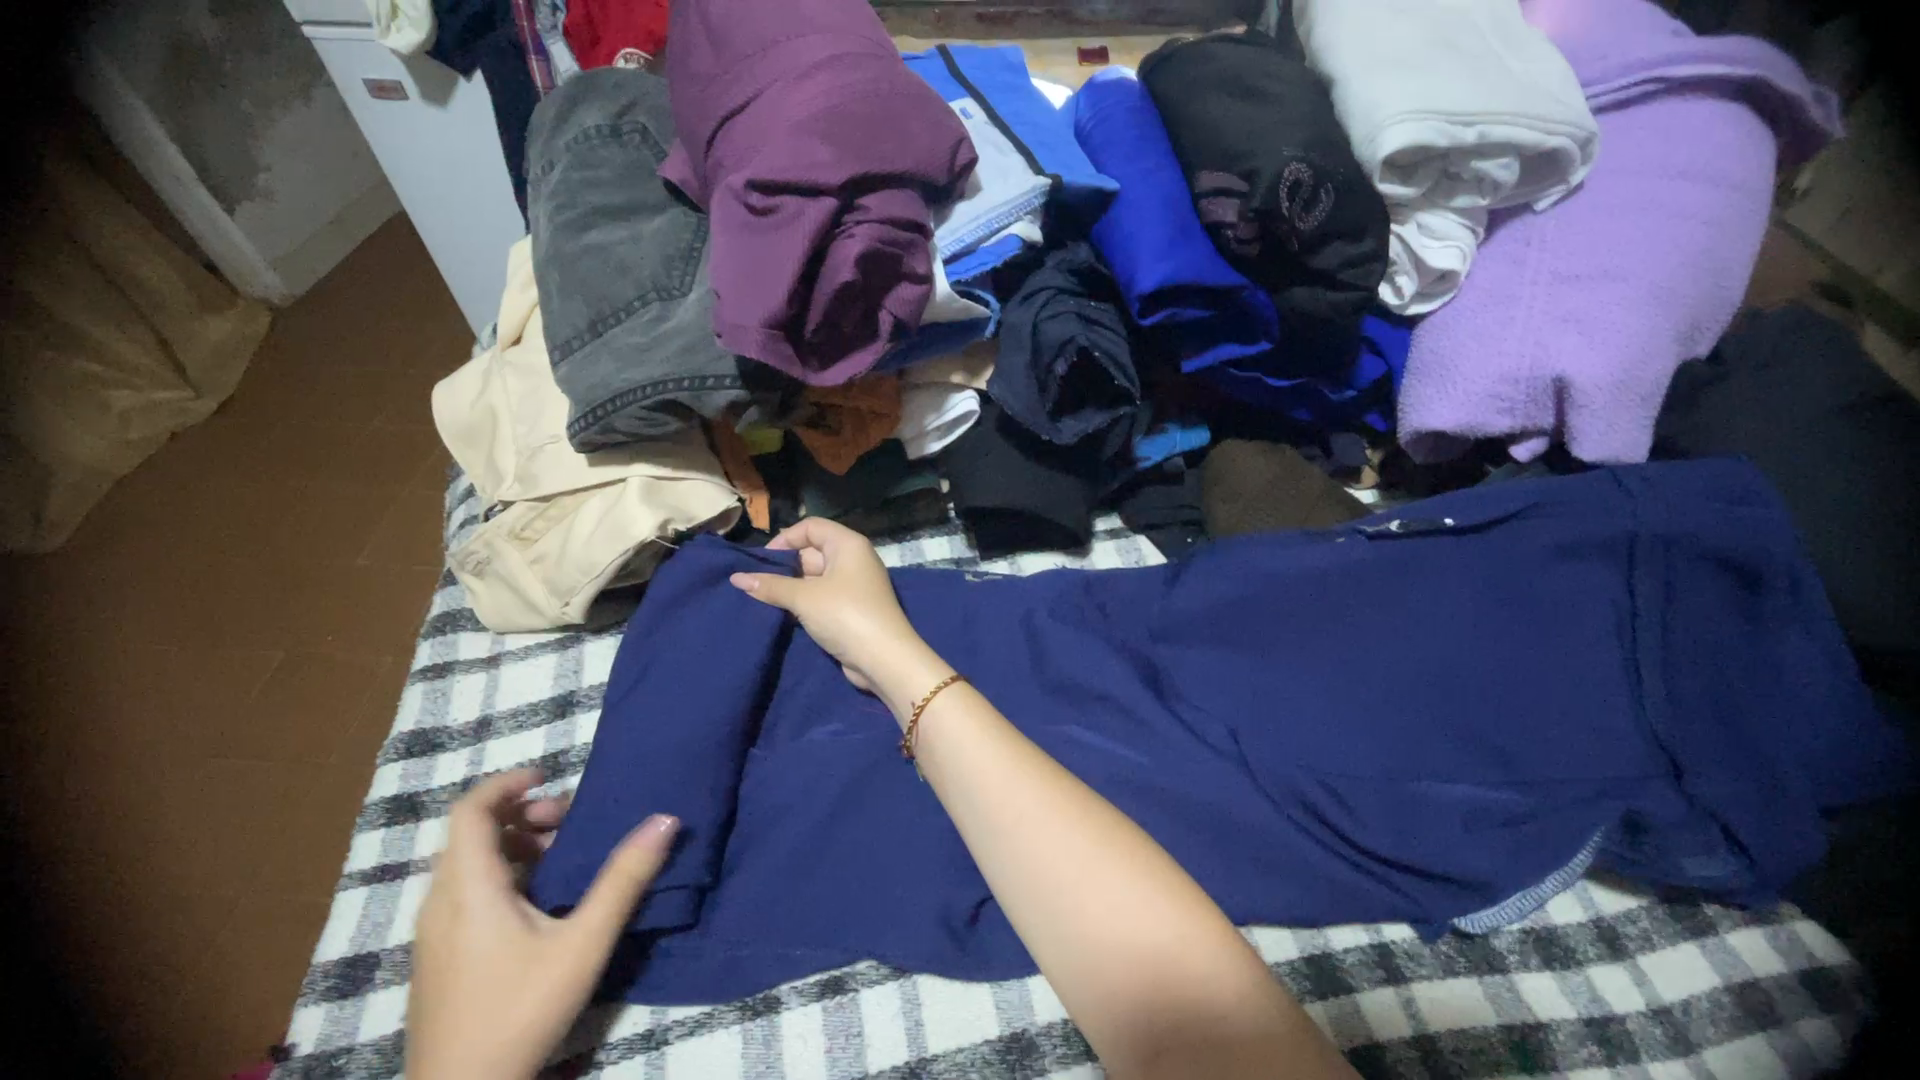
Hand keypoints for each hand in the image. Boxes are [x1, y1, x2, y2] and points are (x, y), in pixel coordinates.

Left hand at [407, 767, 678, 1079]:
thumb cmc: (521, 1010)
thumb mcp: (584, 943)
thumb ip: (623, 880)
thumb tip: (665, 820)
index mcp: (468, 888)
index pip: (470, 810)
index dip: (506, 783)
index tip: (549, 776)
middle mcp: (440, 902)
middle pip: (471, 835)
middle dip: (520, 816)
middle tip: (568, 825)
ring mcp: (433, 934)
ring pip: (466, 865)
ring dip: (511, 847)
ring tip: (560, 861)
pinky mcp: (437, 958)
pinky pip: (462, 893)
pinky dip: (499, 877)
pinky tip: (537, 907)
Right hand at [729, 518, 946, 706]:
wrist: (883, 658)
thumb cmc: (845, 615)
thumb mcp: (804, 598)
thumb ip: (770, 586)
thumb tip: (737, 578)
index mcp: (848, 545)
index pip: (811, 527)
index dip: (785, 539)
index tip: (762, 561)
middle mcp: (853, 560)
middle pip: (811, 551)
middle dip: (784, 566)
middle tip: (757, 583)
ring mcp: (853, 585)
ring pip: (814, 577)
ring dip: (791, 587)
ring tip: (762, 598)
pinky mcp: (850, 609)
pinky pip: (821, 597)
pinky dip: (803, 603)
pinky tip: (781, 613)